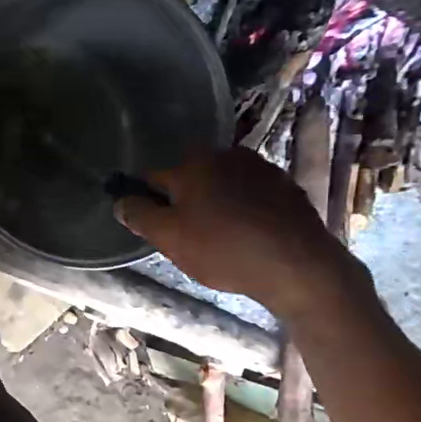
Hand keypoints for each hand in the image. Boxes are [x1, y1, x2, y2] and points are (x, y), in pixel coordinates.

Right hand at [115, 148, 368, 316]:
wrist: (299, 266)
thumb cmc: (224, 250)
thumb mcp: (169, 238)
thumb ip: (139, 215)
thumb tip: (121, 201)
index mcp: (194, 163)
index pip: (154, 178)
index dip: (148, 204)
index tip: (155, 229)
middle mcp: (227, 155)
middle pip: (189, 181)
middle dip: (184, 204)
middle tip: (187, 239)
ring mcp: (261, 169)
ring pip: (221, 187)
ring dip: (214, 207)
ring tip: (219, 241)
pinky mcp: (286, 187)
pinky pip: (250, 196)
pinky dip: (242, 212)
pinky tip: (246, 237)